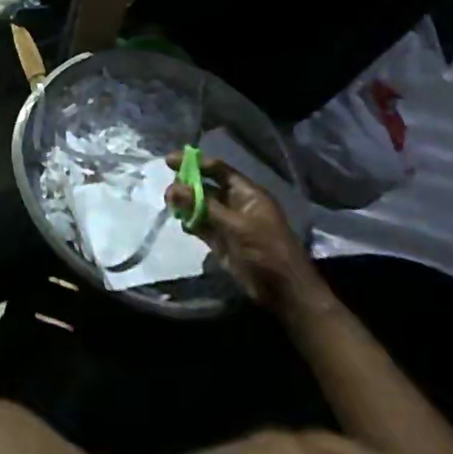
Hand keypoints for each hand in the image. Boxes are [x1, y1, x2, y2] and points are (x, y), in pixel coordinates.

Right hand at [167, 156, 312, 308]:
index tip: (169, 161)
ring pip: (201, 206)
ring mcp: (228, 223)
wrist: (283, 291)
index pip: (218, 170)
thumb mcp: (236, 225)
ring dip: (185, 204)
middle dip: (186, 185)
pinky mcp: (221, 241)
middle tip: (169, 192)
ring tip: (170, 205)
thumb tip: (174, 189)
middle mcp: (236, 204)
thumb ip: (204, 206)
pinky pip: (201, 225)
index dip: (195, 163)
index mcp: (247, 194)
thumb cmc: (266, 251)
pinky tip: (181, 223)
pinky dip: (190, 222)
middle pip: (206, 187)